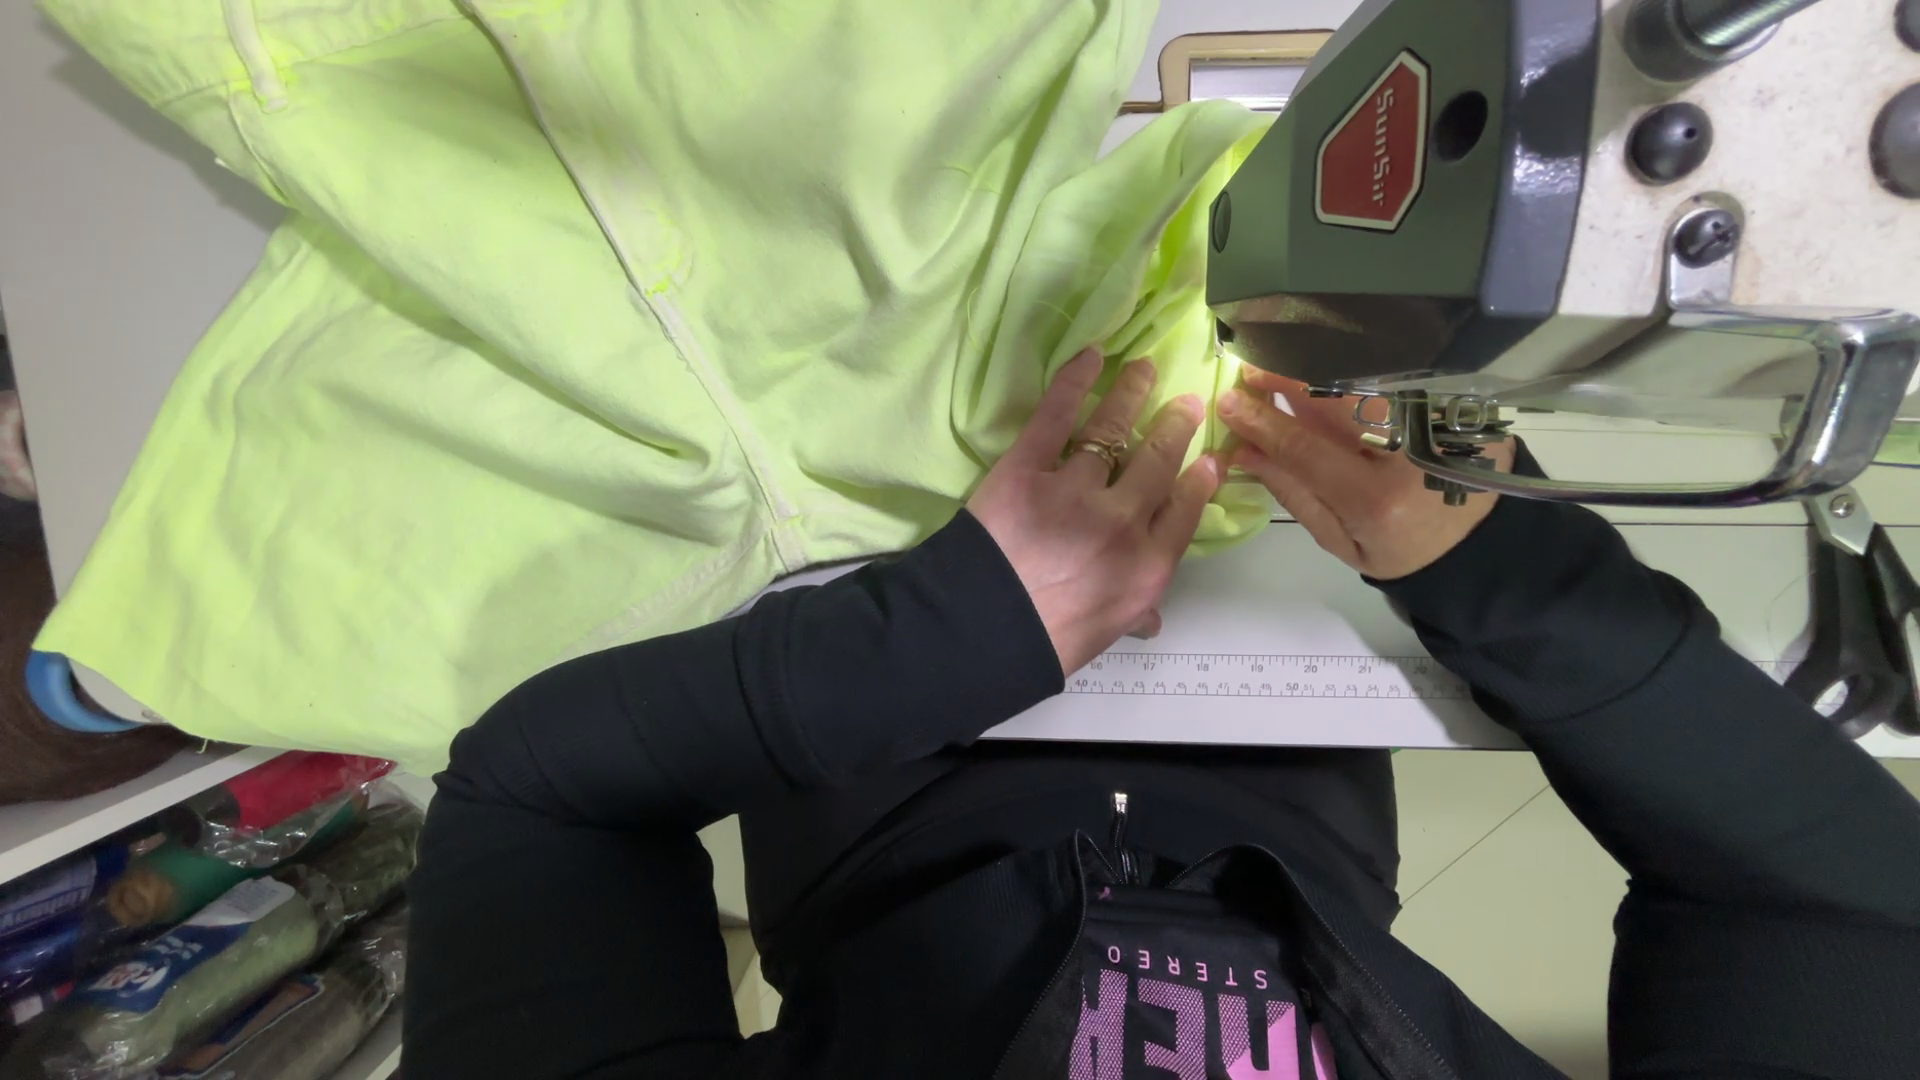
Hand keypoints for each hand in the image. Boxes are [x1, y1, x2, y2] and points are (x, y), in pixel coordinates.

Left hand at [968, 348, 1221, 674]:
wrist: (981, 632)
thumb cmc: (1047, 642)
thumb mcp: (1107, 634)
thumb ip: (1134, 613)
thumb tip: (1151, 618)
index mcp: (1148, 566)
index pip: (1185, 508)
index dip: (1198, 478)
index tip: (1208, 457)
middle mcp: (1123, 521)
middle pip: (1158, 461)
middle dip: (1174, 427)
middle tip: (1184, 404)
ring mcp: (1075, 490)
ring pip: (1113, 430)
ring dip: (1132, 394)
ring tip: (1144, 371)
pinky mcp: (1027, 469)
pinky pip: (1056, 416)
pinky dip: (1074, 382)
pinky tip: (1091, 357)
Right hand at [1215, 366, 1513, 580]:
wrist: (1480, 546)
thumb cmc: (1397, 550)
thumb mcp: (1337, 539)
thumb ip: (1292, 493)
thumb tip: (1244, 451)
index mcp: (1374, 498)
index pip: (1303, 448)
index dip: (1261, 422)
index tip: (1228, 402)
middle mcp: (1410, 454)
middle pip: (1338, 399)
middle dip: (1288, 379)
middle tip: (1253, 369)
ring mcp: (1440, 425)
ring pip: (1366, 386)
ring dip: (1319, 376)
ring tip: (1285, 374)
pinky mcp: (1460, 409)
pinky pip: (1397, 387)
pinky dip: (1359, 384)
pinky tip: (1334, 385)